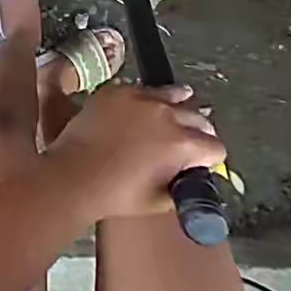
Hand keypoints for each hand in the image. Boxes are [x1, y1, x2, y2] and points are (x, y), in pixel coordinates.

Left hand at [48, 83, 225, 219]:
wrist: (75, 174)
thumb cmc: (115, 194)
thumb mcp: (159, 201)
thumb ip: (183, 187)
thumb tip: (189, 180)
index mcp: (181, 145)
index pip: (215, 147)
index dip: (211, 157)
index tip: (205, 160)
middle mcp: (166, 115)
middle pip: (198, 118)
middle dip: (199, 131)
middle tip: (191, 141)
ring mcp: (140, 98)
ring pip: (172, 94)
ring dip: (178, 104)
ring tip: (179, 106)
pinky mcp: (117, 91)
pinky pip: (141, 89)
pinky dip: (147, 98)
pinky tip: (143, 105)